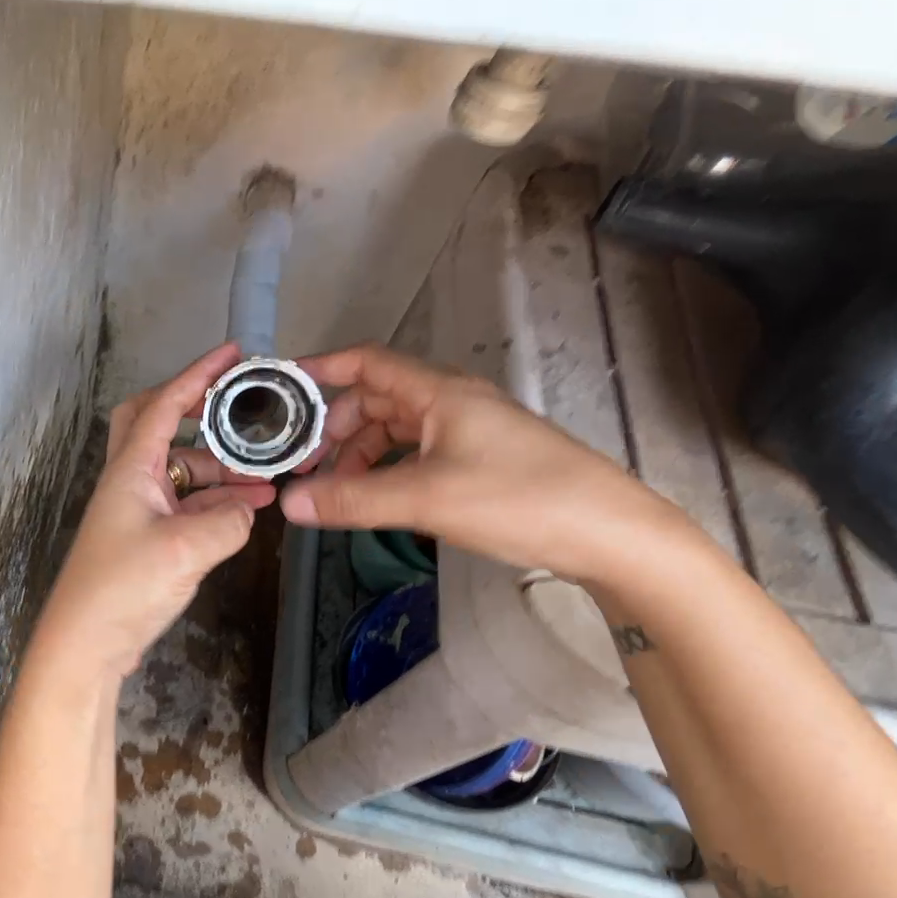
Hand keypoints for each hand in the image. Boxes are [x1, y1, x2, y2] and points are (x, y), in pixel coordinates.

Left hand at [32, 343, 278, 675]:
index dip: (197, 376)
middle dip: (197, 411)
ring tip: (268, 478)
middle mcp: (131, 481)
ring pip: (181, 472)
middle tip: (238, 409)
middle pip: (158, 426)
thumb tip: (247, 507)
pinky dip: (216, 503)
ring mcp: (138, 511)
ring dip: (220, 470)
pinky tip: (249, 510)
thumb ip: (227, 522)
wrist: (86, 644)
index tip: (233, 354)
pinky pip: (187, 506)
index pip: (163, 405)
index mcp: (129, 470)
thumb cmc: (124, 588)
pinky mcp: (148, 539)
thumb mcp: (185, 549)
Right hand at [279, 343, 691, 584]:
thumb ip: (352, 499)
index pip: (369, 363)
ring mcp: (472, 432)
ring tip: (340, 489)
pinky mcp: (485, 461)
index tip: (283, 387)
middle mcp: (454, 403)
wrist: (613, 534)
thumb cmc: (518, 500)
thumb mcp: (425, 500)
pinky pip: (419, 453)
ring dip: (363, 453)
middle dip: (337, 426)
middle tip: (308, 463)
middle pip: (379, 399)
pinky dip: (390, 470)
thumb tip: (289, 503)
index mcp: (440, 394)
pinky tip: (380, 498)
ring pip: (399, 430)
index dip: (324, 368)